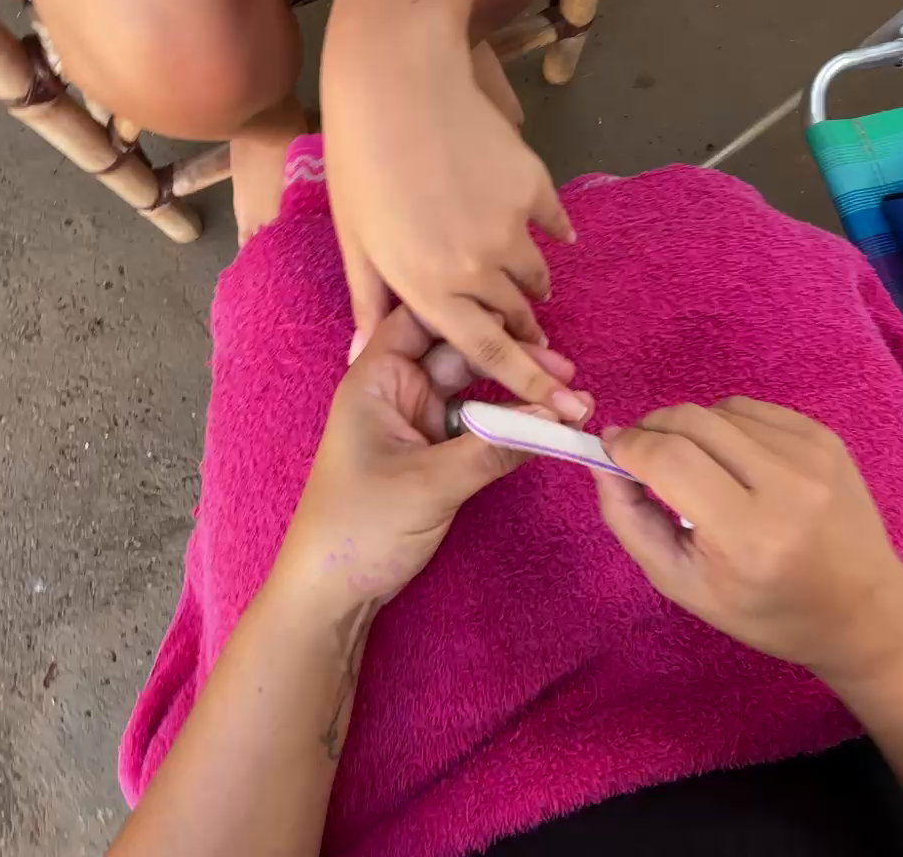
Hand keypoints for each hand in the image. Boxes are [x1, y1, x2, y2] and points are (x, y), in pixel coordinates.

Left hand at [277, 306, 588, 604]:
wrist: (333, 592)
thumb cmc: (360, 526)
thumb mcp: (429, 484)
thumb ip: (493, 447)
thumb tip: (558, 417)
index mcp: (376, 378)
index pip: (422, 319)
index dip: (468, 310)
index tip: (522, 313)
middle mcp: (397, 389)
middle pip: (458, 353)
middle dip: (511, 358)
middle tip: (567, 369)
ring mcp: (417, 418)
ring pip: (473, 389)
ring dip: (517, 392)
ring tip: (569, 397)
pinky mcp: (433, 449)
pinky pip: (476, 424)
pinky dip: (509, 424)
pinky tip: (544, 425)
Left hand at [321, 27, 583, 421]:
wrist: (396, 79)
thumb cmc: (359, 161)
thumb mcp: (355, 238)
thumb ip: (369, 300)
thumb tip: (362, 351)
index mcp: (428, 288)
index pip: (486, 352)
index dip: (524, 381)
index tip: (558, 402)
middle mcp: (477, 268)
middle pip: (515, 316)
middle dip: (522, 330)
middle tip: (527, 332)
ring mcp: (511, 227)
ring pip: (537, 275)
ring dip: (533, 286)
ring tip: (527, 281)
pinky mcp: (534, 188)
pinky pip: (556, 225)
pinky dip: (553, 234)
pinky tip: (548, 230)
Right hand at [592, 398, 902, 680]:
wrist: (864, 611)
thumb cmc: (766, 610)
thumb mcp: (682, 583)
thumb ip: (629, 520)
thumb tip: (603, 461)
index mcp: (750, 536)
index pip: (669, 461)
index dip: (628, 446)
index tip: (610, 451)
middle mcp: (787, 486)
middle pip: (690, 422)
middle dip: (651, 430)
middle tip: (641, 456)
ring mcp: (812, 454)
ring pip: (716, 410)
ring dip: (688, 429)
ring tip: (695, 467)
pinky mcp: (825, 436)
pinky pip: (748, 408)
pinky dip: (723, 425)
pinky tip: (733, 461)